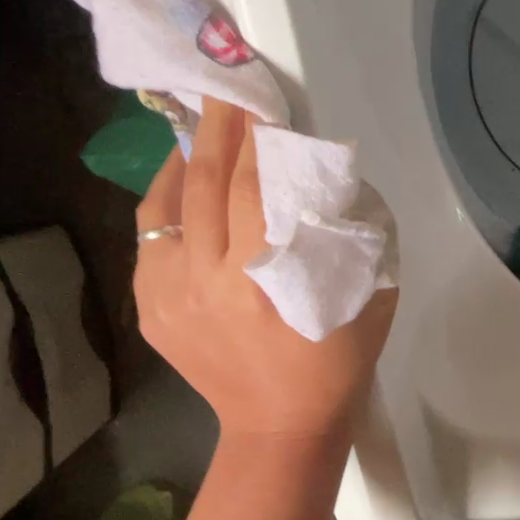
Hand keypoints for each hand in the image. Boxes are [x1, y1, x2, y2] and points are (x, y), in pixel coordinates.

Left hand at [133, 99, 395, 438]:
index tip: (257, 102)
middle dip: (213, 132)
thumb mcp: (368, 292)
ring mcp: (169, 297)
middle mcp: (206, 281)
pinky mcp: (152, 311)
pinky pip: (151, 243)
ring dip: (180, 162)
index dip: (252, 138)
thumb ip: (349, 236)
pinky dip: (166, 206)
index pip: (250, 185)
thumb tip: (326, 182)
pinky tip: (183, 190)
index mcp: (264, 277)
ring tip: (195, 132)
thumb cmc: (339, 357)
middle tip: (222, 94)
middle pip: (202, 185)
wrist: (282, 425)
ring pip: (164, 209)